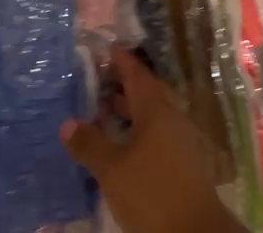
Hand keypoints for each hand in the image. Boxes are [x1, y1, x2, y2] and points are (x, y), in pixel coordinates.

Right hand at [61, 48, 245, 232]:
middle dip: (122, 84)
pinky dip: (135, 131)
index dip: (121, 60)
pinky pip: (155, 135)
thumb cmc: (152, 191)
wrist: (195, 231)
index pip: (137, 74)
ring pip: (150, 116)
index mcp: (156, 110)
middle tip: (97, 79)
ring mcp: (178, 141)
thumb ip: (90, 144)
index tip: (106, 47)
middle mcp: (170, 118)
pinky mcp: (181, 163)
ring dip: (128, 110)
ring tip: (101, 112)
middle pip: (145, 92)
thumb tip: (68, 123)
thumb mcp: (112, 169)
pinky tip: (119, 145)